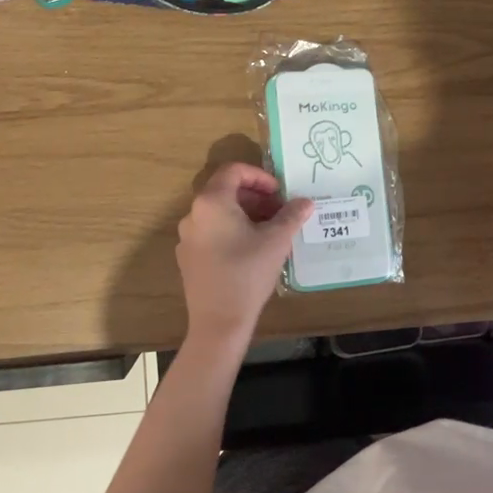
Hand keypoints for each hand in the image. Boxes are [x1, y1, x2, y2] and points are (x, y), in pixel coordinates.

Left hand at [175, 163, 312, 345]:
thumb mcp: (276, 241)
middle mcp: (193, 215)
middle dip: (255, 197)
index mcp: (212, 202)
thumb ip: (291, 215)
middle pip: (224, 191)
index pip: (233, 171)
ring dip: (244, 214)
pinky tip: (251, 251)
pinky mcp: (188, 258)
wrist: (219, 321)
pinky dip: (231, 231)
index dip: (259, 176)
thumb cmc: (248, 273)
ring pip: (218, 214)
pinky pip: (211, 233)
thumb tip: (305, 202)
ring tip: (269, 231)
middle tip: (279, 211)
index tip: (279, 192)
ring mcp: (187, 237)